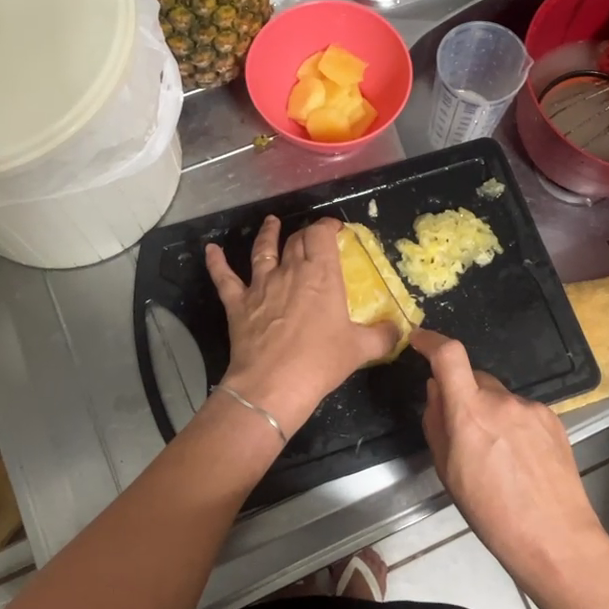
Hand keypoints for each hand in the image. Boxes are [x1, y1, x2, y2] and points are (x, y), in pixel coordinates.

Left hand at [206, 216, 397, 437]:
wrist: (273, 385)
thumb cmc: (320, 363)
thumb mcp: (361, 350)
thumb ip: (382, 336)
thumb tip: (397, 330)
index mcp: (322, 275)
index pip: (321, 236)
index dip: (327, 227)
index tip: (335, 230)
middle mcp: (290, 272)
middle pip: (295, 241)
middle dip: (304, 234)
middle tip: (311, 236)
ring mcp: (260, 286)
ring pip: (262, 250)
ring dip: (267, 234)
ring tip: (270, 223)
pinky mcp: (237, 304)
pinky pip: (224, 277)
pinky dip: (216, 262)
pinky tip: (211, 250)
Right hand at [410, 329, 608, 581]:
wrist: (554, 538)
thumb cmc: (491, 513)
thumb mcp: (447, 472)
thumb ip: (437, 423)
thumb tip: (436, 390)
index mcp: (470, 412)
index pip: (449, 356)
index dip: (431, 341)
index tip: (419, 340)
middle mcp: (502, 401)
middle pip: (475, 380)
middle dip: (465, 396)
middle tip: (463, 433)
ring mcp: (532, 408)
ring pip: (501, 399)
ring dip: (492, 415)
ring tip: (498, 459)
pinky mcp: (553, 420)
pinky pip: (523, 412)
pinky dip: (515, 426)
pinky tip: (521, 461)